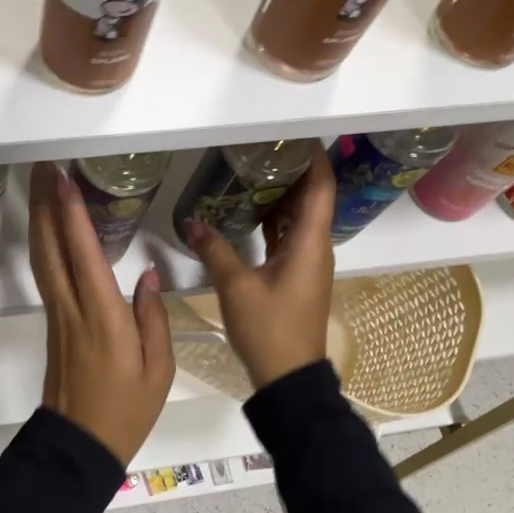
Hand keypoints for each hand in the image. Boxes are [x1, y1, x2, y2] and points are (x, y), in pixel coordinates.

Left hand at [28, 161, 174, 464]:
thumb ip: (153, 318)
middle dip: (44, 204)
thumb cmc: (126, 410)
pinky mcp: (53, 323)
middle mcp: (72, 309)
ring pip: (42, 258)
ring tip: (39, 185)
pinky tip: (48, 230)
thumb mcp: (158, 369)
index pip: (82, 254)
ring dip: (39, 219)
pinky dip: (44, 244)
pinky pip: (45, 274)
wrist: (79, 444)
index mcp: (102, 317)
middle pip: (51, 247)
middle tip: (43, 166)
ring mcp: (57, 315)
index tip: (63, 179)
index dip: (71, 214)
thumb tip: (149, 274)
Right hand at [184, 153, 334, 389]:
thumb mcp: (236, 287)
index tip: (297, 134)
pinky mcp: (297, 278)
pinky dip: (275, 221)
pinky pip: (290, 238)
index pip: (321, 187)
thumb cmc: (269, 329)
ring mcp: (308, 264)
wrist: (288, 378)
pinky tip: (251, 213)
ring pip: (300, 219)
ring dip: (283, 196)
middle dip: (293, 171)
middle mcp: (316, 248)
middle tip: (264, 148)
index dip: (314, 157)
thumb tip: (192, 222)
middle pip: (312, 199)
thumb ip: (214, 250)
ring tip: (255, 171)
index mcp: (311, 243)